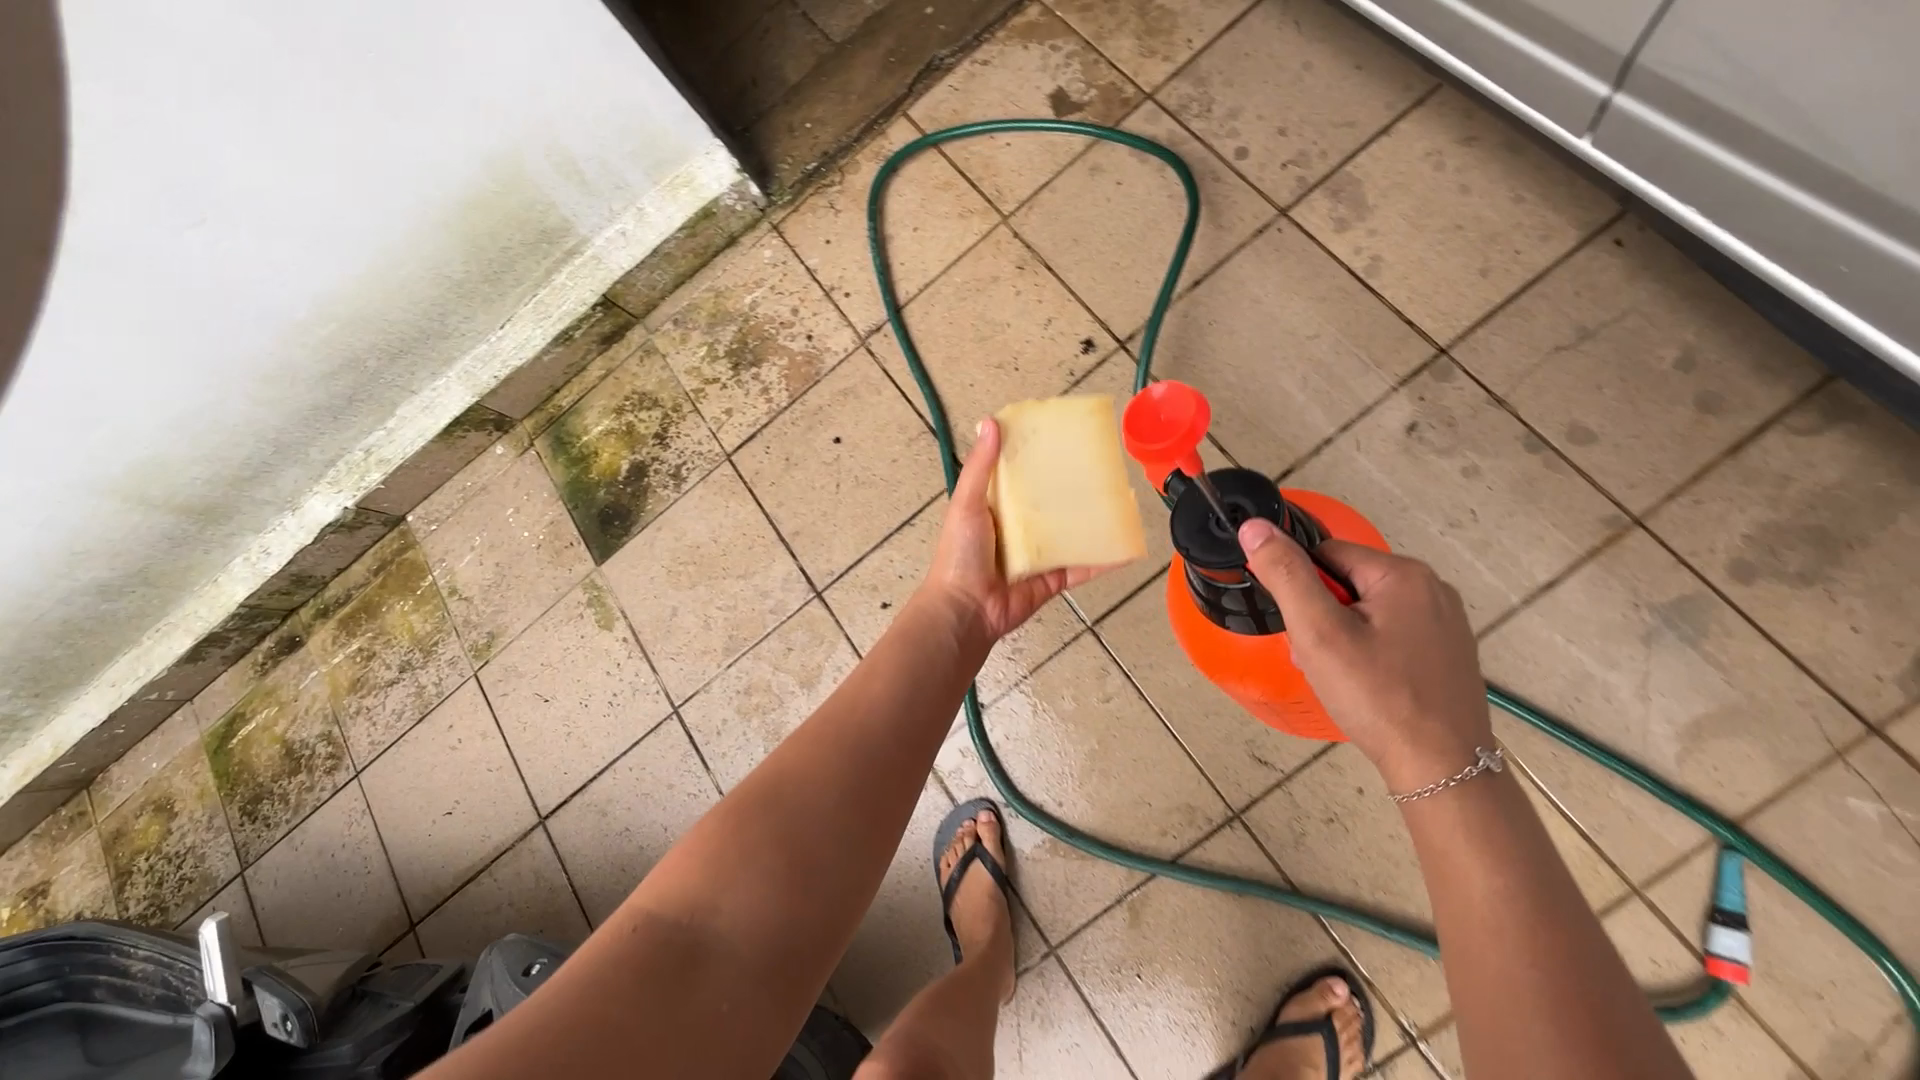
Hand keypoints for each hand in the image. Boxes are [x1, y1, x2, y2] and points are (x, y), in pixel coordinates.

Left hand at [917, 418, 1106, 644]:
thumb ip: (980, 466)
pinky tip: (1125, 546)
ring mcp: (1037, 557)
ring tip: (1119, 501)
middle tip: (1100, 468)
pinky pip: (1081, 567)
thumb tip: (990, 422)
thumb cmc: (961, 554)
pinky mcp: (1052, 580)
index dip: (1036, 460)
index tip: (1061, 440)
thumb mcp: (966, 503)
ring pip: (1069, 535)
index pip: (1019, 478)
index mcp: (995, 509)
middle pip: (1049, 506)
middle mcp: (1017, 530)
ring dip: (1091, 522)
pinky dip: (1103, 559)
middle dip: (1070, 490)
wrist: (967, 610)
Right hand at [1238, 518, 1492, 794]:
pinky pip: (1392, 637)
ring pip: (1368, 613)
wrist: (1442, 766)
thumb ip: (1286, 574)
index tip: (1301, 631)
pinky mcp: (1449, 654)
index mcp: (1403, 574)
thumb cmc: (1376, 696)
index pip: (1326, 554)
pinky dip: (1370, 655)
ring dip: (1343, 638)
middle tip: (1318, 660)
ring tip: (1341, 678)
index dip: (1302, 589)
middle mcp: (1432, 589)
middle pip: (1348, 583)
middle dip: (1322, 618)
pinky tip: (1368, 688)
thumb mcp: (1318, 631)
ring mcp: (1446, 623)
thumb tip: (1254, 526)